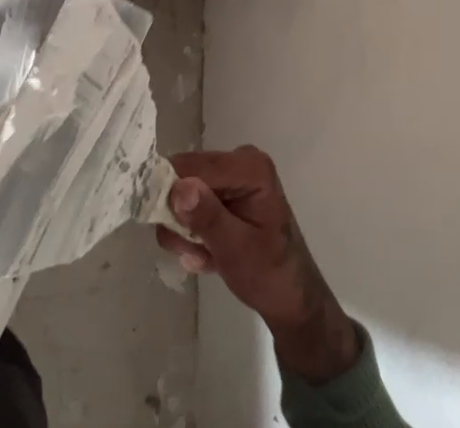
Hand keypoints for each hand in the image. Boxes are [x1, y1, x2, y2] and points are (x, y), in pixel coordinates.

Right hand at [155, 147, 359, 382]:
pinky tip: (209, 254)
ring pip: (178, 196)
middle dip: (180, 219)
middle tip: (195, 251)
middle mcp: (238, 162)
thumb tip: (180, 187)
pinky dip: (192, 235)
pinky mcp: (220, 193)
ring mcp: (228, 178)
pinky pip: (186, 207)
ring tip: (206, 256)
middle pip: (181, 178)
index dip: (171, 193)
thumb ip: (208, 217)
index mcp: (249, 167)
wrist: (287, 297)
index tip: (173, 228)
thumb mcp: (236, 250)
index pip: (191, 166)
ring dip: (185, 232)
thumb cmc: (269, 274)